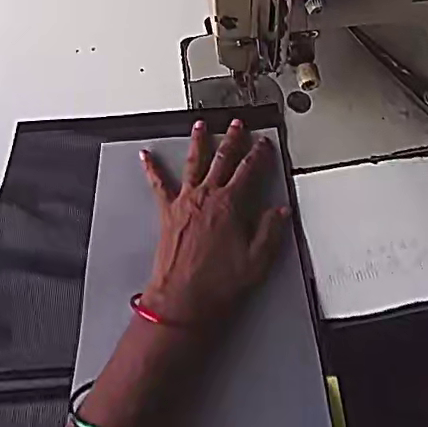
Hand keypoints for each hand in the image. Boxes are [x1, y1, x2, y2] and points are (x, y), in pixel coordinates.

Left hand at [139, 119, 289, 324]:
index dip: (259, 154)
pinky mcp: (168, 211)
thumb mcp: (257, 261)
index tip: (264, 144)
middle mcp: (208, 196)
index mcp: (231, 204)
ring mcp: (186, 201)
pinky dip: (152, 168)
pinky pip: (158, 184)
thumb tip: (280, 211)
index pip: (249, 170)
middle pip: (223, 158)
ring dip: (199, 141)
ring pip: (194, 161)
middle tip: (237, 125)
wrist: (182, 302)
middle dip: (232, 138)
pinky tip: (146, 156)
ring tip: (200, 126)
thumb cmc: (216, 284)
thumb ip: (270, 231)